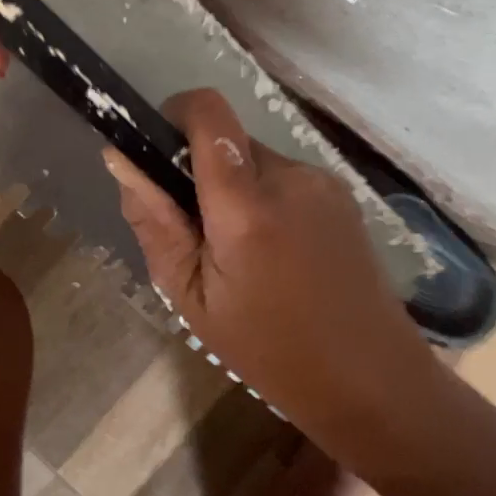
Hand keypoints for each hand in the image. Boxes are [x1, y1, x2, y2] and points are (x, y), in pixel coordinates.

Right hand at [103, 90, 444, 441]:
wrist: (374, 381)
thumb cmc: (269, 350)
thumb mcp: (189, 297)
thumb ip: (153, 221)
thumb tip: (120, 158)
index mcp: (246, 207)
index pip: (207, 113)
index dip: (174, 114)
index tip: (157, 153)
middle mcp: (289, 177)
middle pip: (225, 138)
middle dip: (199, 170)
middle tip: (198, 234)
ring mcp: (321, 182)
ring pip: (252, 158)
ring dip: (232, 188)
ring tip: (240, 253)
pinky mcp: (340, 192)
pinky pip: (281, 176)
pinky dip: (262, 199)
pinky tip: (275, 254)